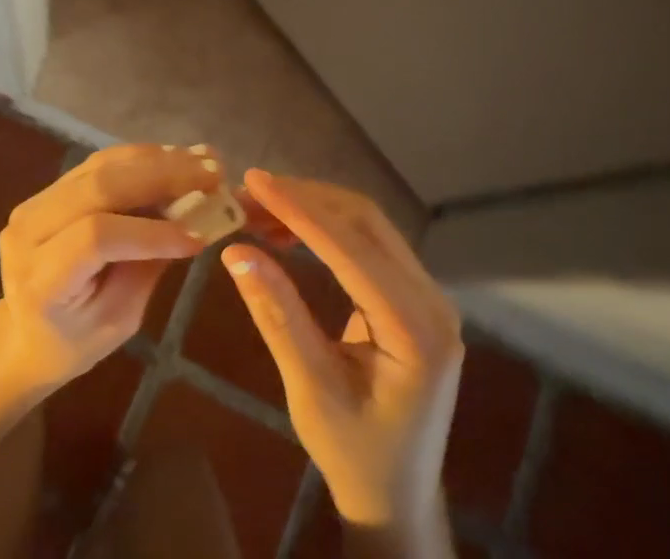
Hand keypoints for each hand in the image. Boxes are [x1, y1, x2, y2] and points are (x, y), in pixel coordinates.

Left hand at [0, 144, 216, 391]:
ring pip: (97, 169)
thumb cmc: (72, 339)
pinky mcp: (45, 192)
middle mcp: (28, 232)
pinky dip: (137, 159)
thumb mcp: (116, 321)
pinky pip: (93, 167)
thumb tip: (193, 225)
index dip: (150, 231)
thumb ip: (147, 270)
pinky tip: (173, 158)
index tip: (199, 235)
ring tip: (203, 160)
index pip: (95, 238)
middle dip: (160, 177)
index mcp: (41, 280)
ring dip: (154, 160)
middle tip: (213, 176)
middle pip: (96, 188)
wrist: (20, 331)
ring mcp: (32, 205)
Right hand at [222, 170, 463, 533]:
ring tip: (257, 208)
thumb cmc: (352, 447)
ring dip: (313, 208)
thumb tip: (237, 251)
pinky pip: (369, 246)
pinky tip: (287, 231)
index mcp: (415, 328)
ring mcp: (427, 299)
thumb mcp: (309, 385)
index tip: (253, 180)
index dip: (299, 209)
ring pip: (369, 228)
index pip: (351, 248)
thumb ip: (278, 315)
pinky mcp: (412, 300)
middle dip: (304, 199)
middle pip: (367, 223)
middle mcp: (432, 303)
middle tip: (246, 192)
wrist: (397, 490)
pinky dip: (325, 229)